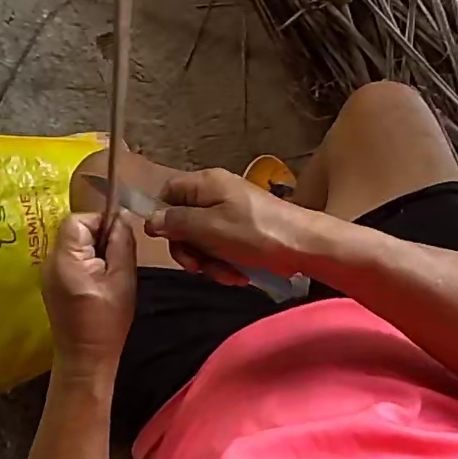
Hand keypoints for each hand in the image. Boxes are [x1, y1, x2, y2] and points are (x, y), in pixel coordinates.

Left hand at [41, 212, 135, 377]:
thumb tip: (121, 217)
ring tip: (108, 272)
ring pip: (73, 244)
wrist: (85, 358)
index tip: (117, 241)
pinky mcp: (51, 282)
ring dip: (93, 250)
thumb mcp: (123, 278)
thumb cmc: (107, 320)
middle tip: (116, 259)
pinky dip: (85, 262)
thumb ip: (122, 242)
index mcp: (65, 258)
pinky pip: (69, 258)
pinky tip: (98, 282)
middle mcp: (50, 261)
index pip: (77, 220)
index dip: (99, 223)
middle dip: (98, 237)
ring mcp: (47, 272)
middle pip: (73, 230)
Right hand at [145, 169, 321, 284]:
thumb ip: (177, 223)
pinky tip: (238, 275)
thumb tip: (151, 220)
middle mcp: (216, 193)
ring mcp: (232, 212)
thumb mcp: (210, 228)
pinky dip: (226, 262)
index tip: (168, 242)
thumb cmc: (255, 233)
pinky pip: (222, 246)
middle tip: (199, 267)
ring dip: (210, 261)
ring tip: (227, 274)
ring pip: (203, 239)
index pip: (168, 192)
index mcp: (206, 183)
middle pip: (184, 221)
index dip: (163, 217)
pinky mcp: (244, 231)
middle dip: (190, 249)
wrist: (306, 245)